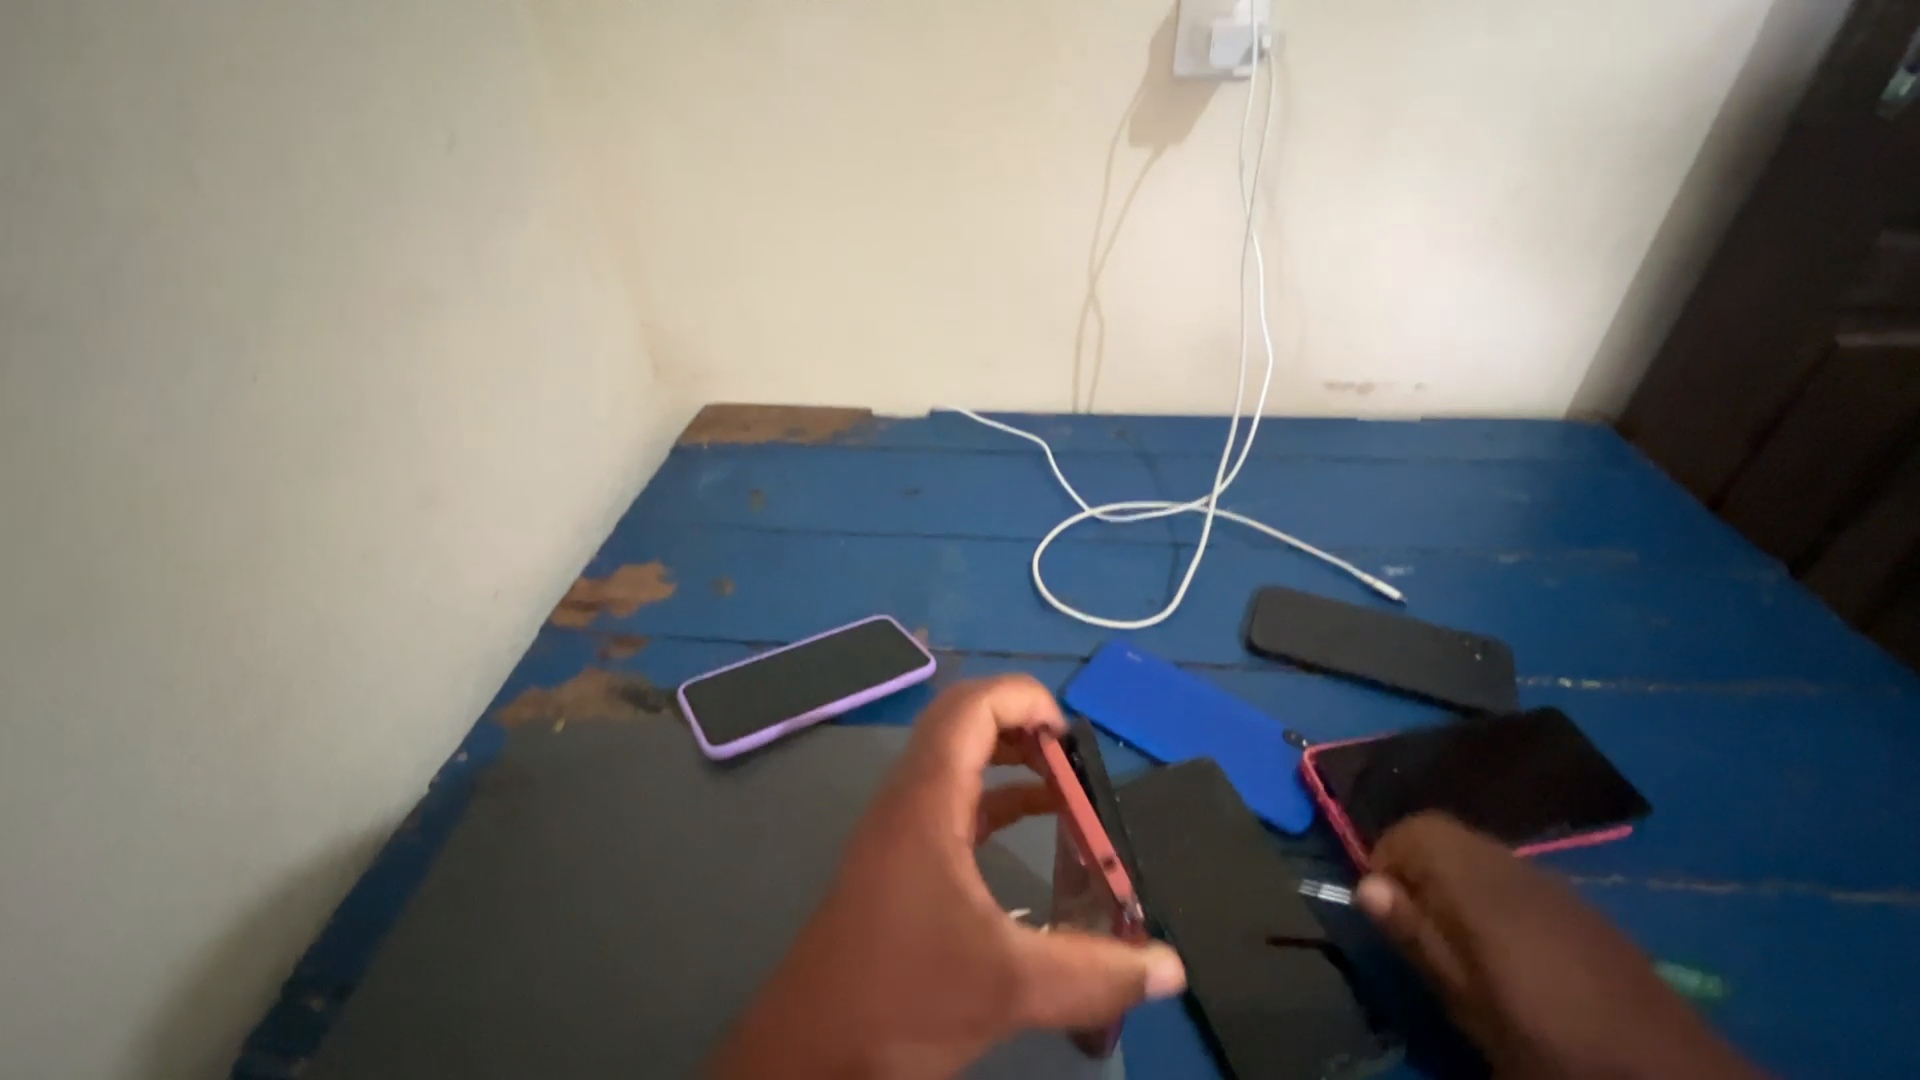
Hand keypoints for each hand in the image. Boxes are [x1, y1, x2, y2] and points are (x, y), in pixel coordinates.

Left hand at [709, 676, 1185, 1078]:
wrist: (808, 1053)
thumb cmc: (900, 998)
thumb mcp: (1008, 986)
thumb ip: (1095, 974)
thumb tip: (1171, 967)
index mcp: (926, 801)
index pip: (971, 707)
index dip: (1024, 699)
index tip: (1072, 737)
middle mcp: (908, 800)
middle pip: (962, 724)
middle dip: (1023, 727)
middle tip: (1075, 763)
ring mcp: (900, 829)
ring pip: (956, 764)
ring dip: (1010, 763)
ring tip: (1067, 791)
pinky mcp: (901, 860)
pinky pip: (954, 804)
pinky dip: (996, 802)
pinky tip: (1033, 829)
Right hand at [1355, 813, 1759, 1078]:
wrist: (1671, 1077)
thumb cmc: (1548, 1040)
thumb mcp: (1469, 1002)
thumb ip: (1417, 937)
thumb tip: (1366, 885)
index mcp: (1482, 884)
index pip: (1417, 829)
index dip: (1387, 857)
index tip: (1385, 907)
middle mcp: (1516, 868)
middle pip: (1447, 835)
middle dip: (1419, 868)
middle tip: (1416, 926)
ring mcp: (1555, 885)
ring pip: (1481, 856)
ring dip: (1455, 882)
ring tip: (1456, 943)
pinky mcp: (1583, 909)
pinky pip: (1517, 880)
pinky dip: (1492, 898)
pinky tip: (1506, 951)